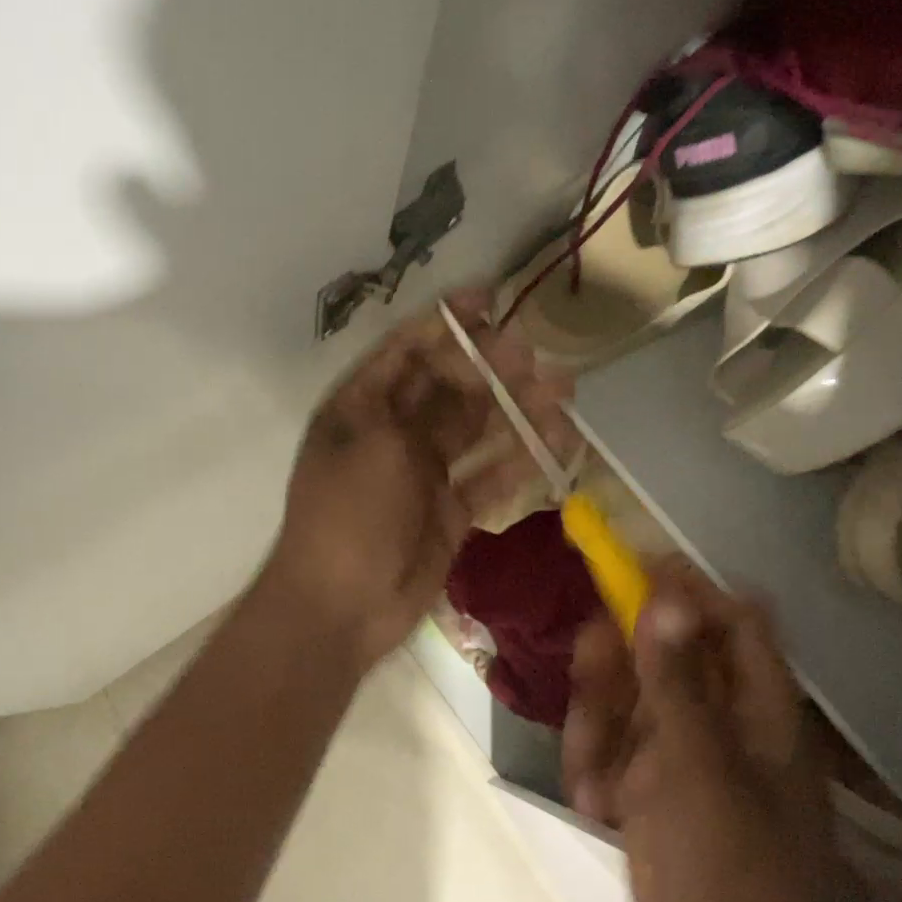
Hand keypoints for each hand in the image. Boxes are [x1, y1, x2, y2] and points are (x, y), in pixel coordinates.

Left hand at [263, 290, 574, 667]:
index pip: (406, 350)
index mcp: (360, 407)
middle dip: (490, 366)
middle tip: (535, 352)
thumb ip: (429, 407)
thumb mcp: (382, 446)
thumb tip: (470, 372)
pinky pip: (489, 478)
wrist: (339, 605)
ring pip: (475, 430)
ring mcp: (422, 473)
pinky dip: (521, 461)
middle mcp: (391, 432)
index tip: (489, 295)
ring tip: (562, 389)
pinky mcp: (449, 511)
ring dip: (516, 409)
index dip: (445, 321)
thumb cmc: (350, 514)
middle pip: (447, 386)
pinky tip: (557, 441)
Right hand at [563, 559, 835, 901]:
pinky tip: (596, 805)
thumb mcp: (696, 768)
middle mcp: (724, 722)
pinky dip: (594, 766)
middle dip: (618, 666)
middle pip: (664, 655)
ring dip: (597, 728)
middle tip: (586, 666)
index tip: (628, 569)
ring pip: (626, 699)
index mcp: (762, 714)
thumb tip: (667, 593)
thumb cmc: (723, 868)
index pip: (734, 622)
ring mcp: (683, 755)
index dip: (686, 589)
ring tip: (594, 783)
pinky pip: (611, 745)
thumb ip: (676, 679)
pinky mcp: (650, 785)